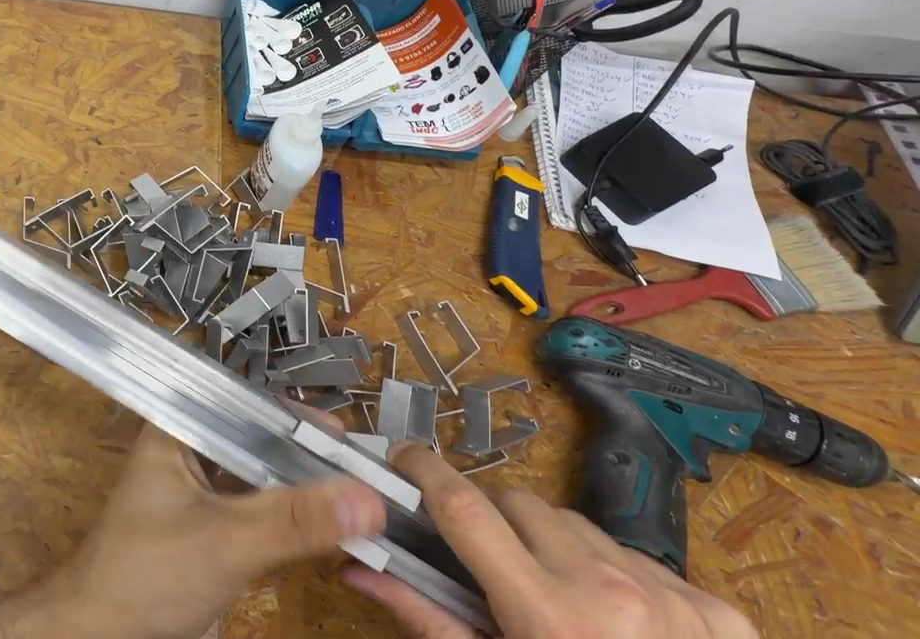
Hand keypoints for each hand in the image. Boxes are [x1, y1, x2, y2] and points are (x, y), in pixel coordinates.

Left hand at [0, 419, 385, 638]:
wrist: (107, 633)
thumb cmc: (148, 572)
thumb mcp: (225, 541)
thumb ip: (294, 520)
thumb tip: (370, 500)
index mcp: (176, 430)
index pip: (241, 403)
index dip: (292, 415)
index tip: (347, 435)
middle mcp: (189, 452)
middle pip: (256, 439)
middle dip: (307, 453)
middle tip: (367, 469)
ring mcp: (202, 493)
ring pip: (262, 477)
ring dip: (305, 488)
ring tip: (363, 495)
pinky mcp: (214, 530)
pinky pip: (262, 513)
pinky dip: (295, 519)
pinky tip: (335, 528)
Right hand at [342, 444, 756, 638]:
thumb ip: (427, 619)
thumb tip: (356, 568)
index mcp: (549, 618)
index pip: (467, 511)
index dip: (426, 471)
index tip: (403, 456)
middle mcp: (612, 593)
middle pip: (520, 504)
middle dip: (491, 514)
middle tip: (485, 554)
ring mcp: (674, 600)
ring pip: (577, 525)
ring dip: (551, 541)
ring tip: (558, 596)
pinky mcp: (721, 612)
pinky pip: (638, 559)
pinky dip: (613, 573)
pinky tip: (619, 622)